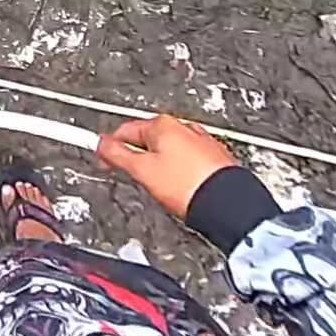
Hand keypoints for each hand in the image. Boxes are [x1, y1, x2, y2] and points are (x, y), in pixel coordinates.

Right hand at [96, 115, 239, 218]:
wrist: (234, 210)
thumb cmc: (191, 188)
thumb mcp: (143, 171)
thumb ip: (117, 154)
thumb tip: (101, 144)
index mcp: (162, 125)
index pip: (124, 131)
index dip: (111, 148)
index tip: (106, 162)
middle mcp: (183, 128)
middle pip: (147, 139)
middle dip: (137, 157)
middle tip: (136, 177)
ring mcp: (202, 143)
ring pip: (169, 150)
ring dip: (160, 165)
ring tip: (162, 187)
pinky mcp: (217, 159)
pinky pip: (188, 161)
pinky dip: (181, 172)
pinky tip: (182, 188)